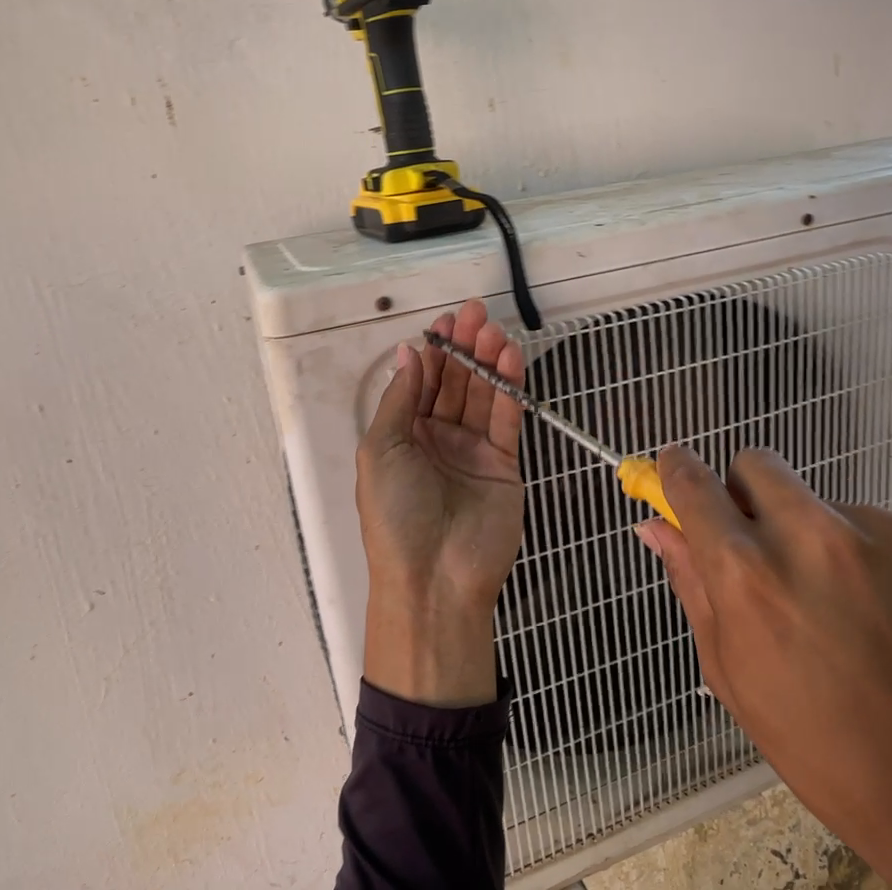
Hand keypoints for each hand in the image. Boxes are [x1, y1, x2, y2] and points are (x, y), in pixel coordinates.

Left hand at [356, 299, 524, 707]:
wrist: (433, 578)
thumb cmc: (395, 515)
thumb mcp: (380, 451)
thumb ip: (400, 398)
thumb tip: (409, 353)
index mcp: (403, 437)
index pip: (421, 383)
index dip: (433, 352)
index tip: (445, 321)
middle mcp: (437, 439)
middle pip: (454, 383)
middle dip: (464, 348)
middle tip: (476, 313)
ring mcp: (472, 452)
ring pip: (483, 396)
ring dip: (488, 361)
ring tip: (495, 329)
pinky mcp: (504, 465)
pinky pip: (507, 419)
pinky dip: (510, 388)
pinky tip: (511, 359)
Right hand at [636, 446, 891, 889]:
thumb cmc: (823, 750)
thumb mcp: (733, 677)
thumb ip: (693, 587)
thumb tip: (658, 528)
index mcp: (748, 575)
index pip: (693, 486)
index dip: (674, 472)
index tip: (671, 466)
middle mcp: (808, 534)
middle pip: (755, 463)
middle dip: (742, 492)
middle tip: (754, 544)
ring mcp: (873, 531)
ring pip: (812, 499)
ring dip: (803, 530)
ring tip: (828, 602)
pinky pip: (864, 524)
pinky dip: (853, 552)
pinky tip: (872, 610)